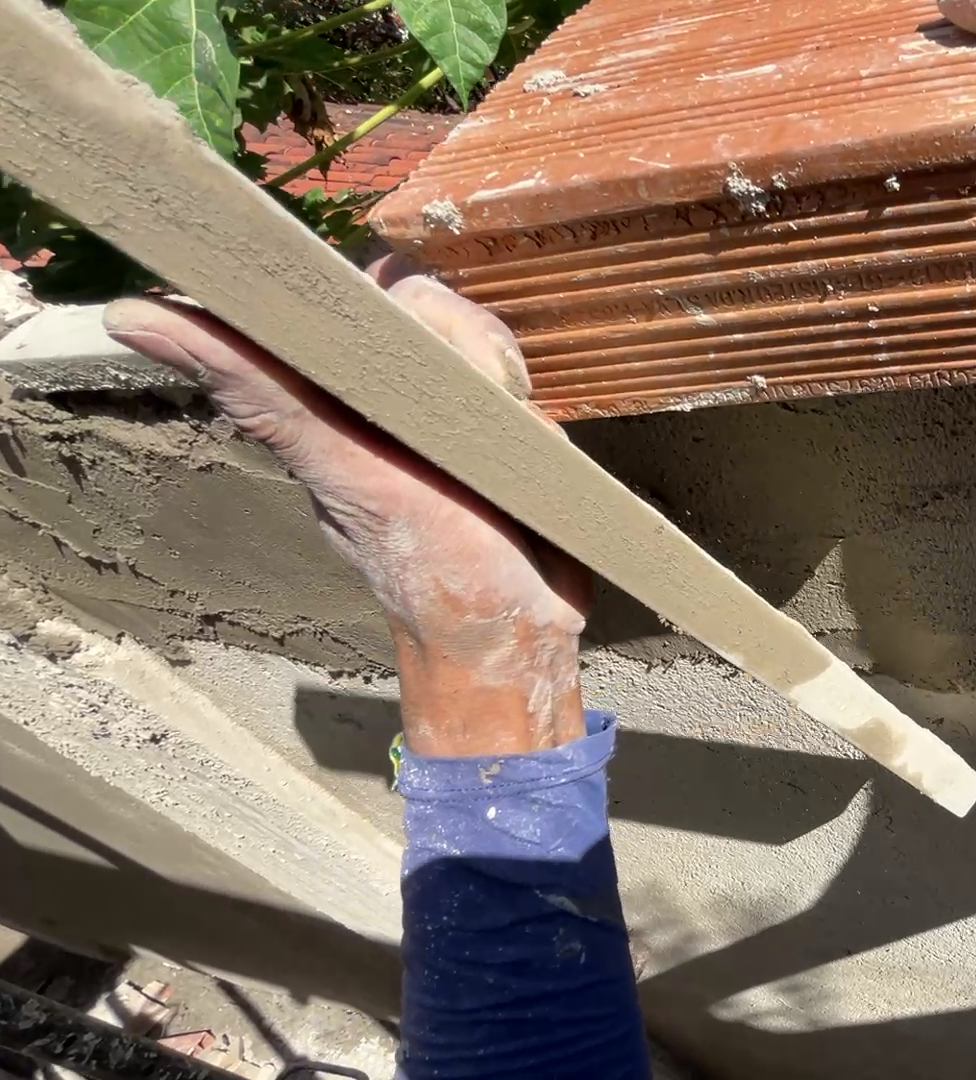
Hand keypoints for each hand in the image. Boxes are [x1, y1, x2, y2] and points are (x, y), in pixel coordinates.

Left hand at [102, 262, 589, 756]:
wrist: (519, 628)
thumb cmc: (430, 569)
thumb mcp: (353, 480)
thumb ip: (275, 402)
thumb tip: (131, 316)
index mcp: (339, 400)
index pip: (353, 297)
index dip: (396, 298)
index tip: (433, 342)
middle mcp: (399, 401)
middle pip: (438, 314)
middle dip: (478, 350)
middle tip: (497, 396)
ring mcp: (462, 421)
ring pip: (492, 353)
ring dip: (516, 395)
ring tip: (525, 442)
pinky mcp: (514, 444)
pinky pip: (531, 401)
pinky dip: (544, 422)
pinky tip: (545, 453)